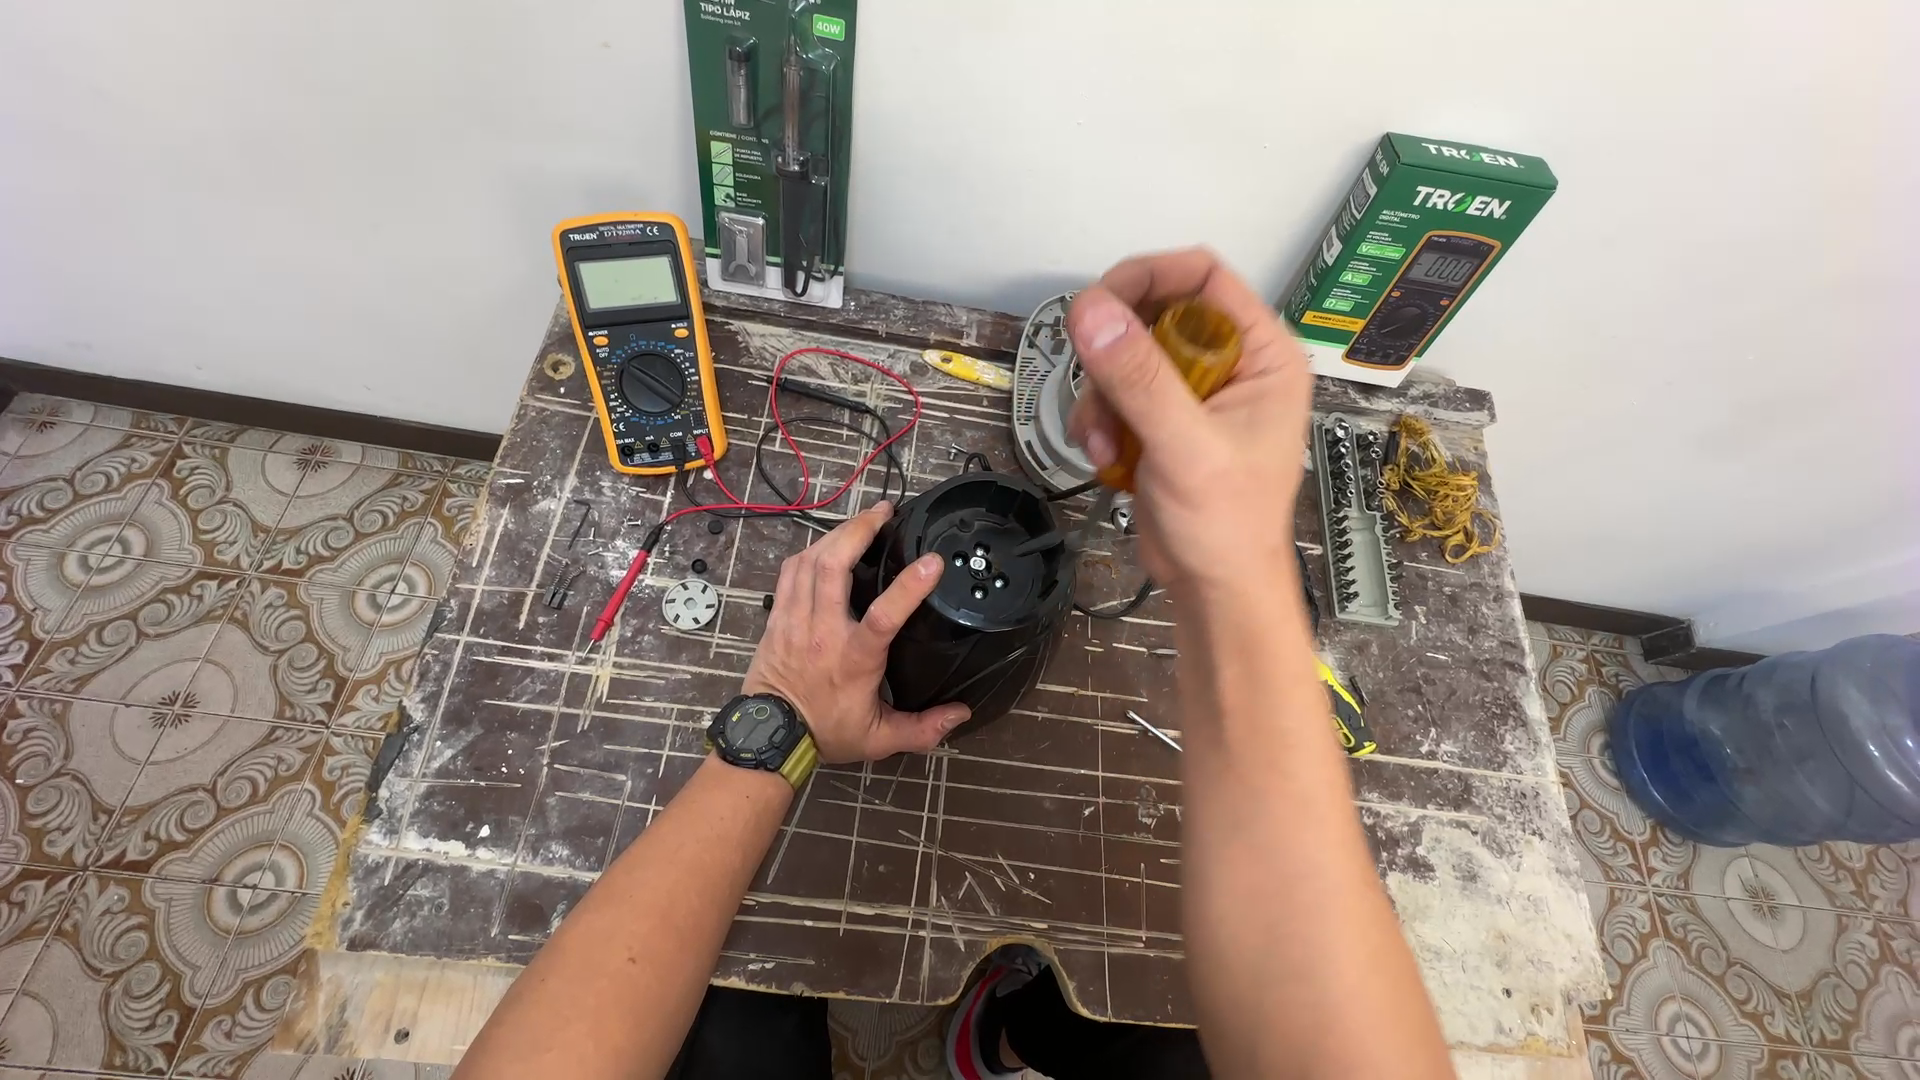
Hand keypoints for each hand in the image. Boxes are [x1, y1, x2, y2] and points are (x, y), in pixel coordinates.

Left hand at [742, 502, 971, 763]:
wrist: (769, 737)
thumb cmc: (827, 733)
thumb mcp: (880, 739)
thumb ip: (923, 729)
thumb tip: (963, 714)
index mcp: (853, 660)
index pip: (882, 617)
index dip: (908, 587)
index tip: (933, 561)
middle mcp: (822, 632)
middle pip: (834, 567)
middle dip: (860, 531)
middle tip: (886, 511)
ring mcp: (795, 620)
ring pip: (811, 561)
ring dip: (837, 533)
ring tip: (862, 519)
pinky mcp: (778, 616)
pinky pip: (791, 570)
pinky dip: (811, 550)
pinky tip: (827, 543)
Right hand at [1066, 248, 1312, 592]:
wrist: (1215, 588)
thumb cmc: (1225, 523)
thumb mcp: (1185, 447)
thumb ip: (1139, 379)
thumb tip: (1088, 308)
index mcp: (1259, 353)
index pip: (1202, 277)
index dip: (1147, 278)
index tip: (1097, 305)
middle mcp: (1226, 364)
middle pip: (1152, 315)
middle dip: (1113, 356)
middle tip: (1095, 390)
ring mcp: (1190, 395)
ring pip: (1123, 359)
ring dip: (1100, 400)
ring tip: (1103, 447)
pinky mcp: (1160, 424)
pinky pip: (1114, 397)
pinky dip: (1099, 423)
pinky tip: (1104, 460)